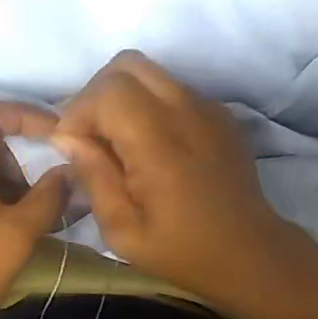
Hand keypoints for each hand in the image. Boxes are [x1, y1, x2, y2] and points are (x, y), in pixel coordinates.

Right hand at [54, 51, 312, 302]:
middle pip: (126, 65)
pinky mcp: (218, 113)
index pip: (108, 91)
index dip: (78, 113)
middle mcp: (186, 111)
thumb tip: (68, 138)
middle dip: (96, 95)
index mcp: (160, 143)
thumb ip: (94, 176)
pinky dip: (147, 103)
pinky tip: (147, 144)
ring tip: (115, 139)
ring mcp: (207, 108)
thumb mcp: (122, 230)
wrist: (249, 253)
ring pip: (149, 71)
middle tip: (89, 136)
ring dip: (120, 96)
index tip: (71, 148)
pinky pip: (171, 88)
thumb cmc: (180, 250)